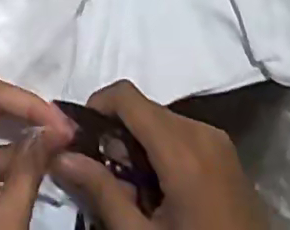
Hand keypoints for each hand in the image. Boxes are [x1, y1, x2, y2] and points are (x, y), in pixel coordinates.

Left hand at [0, 62, 77, 229]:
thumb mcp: (7, 224)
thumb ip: (30, 168)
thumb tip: (58, 127)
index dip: (26, 99)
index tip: (60, 122)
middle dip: (16, 84)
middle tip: (52, 100)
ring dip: (16, 105)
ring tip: (52, 117)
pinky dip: (12, 131)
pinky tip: (41, 142)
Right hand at [50, 80, 267, 229]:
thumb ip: (101, 193)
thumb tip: (62, 156)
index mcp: (182, 148)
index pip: (128, 96)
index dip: (97, 105)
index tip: (78, 134)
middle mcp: (202, 131)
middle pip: (145, 109)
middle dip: (117, 132)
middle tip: (100, 173)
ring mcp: (218, 140)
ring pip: (164, 120)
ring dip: (139, 142)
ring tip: (129, 188)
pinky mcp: (226, 152)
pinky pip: (184, 133)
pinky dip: (162, 148)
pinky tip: (157, 188)